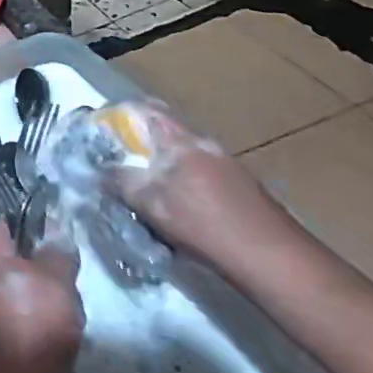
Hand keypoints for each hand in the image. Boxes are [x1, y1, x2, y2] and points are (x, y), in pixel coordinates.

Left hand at [0, 223, 83, 372]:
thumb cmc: (34, 319)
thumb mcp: (56, 278)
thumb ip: (56, 251)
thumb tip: (56, 231)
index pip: (3, 219)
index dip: (29, 217)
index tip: (56, 223)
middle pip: (10, 249)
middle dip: (38, 256)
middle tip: (68, 265)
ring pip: (15, 277)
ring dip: (40, 284)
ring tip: (67, 294)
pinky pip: (16, 301)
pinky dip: (35, 306)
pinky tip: (58, 318)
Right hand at [103, 103, 298, 262]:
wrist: (278, 263)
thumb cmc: (205, 225)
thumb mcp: (148, 203)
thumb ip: (117, 179)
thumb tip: (94, 168)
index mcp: (182, 141)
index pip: (145, 109)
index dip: (118, 115)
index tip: (98, 131)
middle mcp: (207, 146)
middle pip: (164, 134)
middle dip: (137, 147)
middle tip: (115, 166)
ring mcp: (230, 168)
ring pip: (183, 157)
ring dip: (162, 168)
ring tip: (145, 192)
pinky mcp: (244, 190)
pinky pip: (201, 175)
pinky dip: (183, 185)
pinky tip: (178, 209)